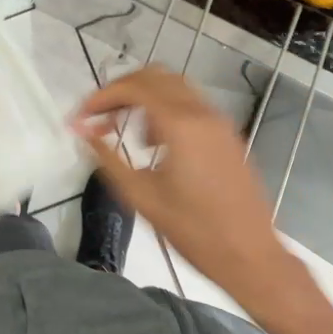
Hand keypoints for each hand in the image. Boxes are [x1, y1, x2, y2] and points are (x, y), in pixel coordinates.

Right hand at [79, 71, 332, 333]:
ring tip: (126, 131)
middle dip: (120, 90)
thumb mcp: (141, 197)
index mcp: (180, 124)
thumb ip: (107, 158)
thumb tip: (80, 131)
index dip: (101, 96)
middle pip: (153, 76)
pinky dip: (165, 109)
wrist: (251, 257)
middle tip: (99, 116)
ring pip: (173, 86)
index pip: (133, 87)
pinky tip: (156, 144)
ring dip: (144, 97)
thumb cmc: (194, 232)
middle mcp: (201, 112)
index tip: (81, 116)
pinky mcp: (227, 134)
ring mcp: (218, 121)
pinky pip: (190, 103)